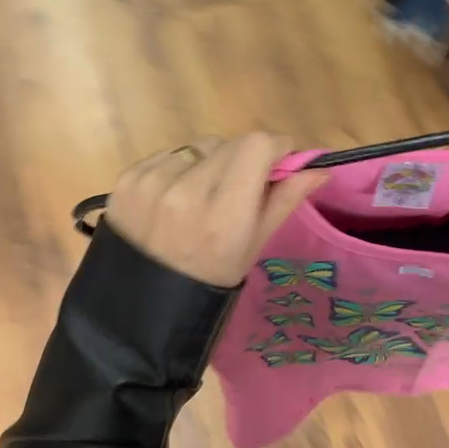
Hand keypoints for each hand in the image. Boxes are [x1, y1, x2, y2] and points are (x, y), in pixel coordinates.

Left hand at [107, 134, 327, 287]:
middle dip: (242, 158)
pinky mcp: (128, 180)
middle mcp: (187, 192)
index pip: (257, 146)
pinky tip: (174, 200)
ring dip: (208, 163)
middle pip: (229, 143)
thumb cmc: (210, 278)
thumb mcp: (254, 245)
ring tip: (202, 197)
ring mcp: (152, 184)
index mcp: (225, 214)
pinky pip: (167, 156)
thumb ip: (285, 199)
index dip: (274, 148)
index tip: (278, 162)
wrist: (143, 304)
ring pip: (198, 147)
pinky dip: (178, 170)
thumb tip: (320, 168)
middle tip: (240, 187)